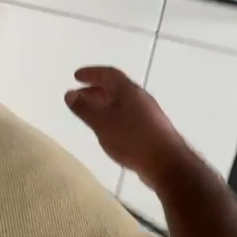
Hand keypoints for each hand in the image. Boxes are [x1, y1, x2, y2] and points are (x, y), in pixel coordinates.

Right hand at [64, 66, 193, 183]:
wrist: (167, 163)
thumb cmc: (132, 138)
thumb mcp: (101, 122)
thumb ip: (84, 108)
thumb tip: (69, 94)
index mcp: (128, 90)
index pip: (108, 73)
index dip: (91, 73)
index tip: (76, 76)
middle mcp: (140, 97)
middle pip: (115, 87)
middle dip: (95, 89)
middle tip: (79, 95)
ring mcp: (149, 114)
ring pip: (122, 103)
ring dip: (104, 104)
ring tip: (91, 114)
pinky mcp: (153, 129)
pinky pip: (128, 115)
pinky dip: (114, 116)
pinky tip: (109, 131)